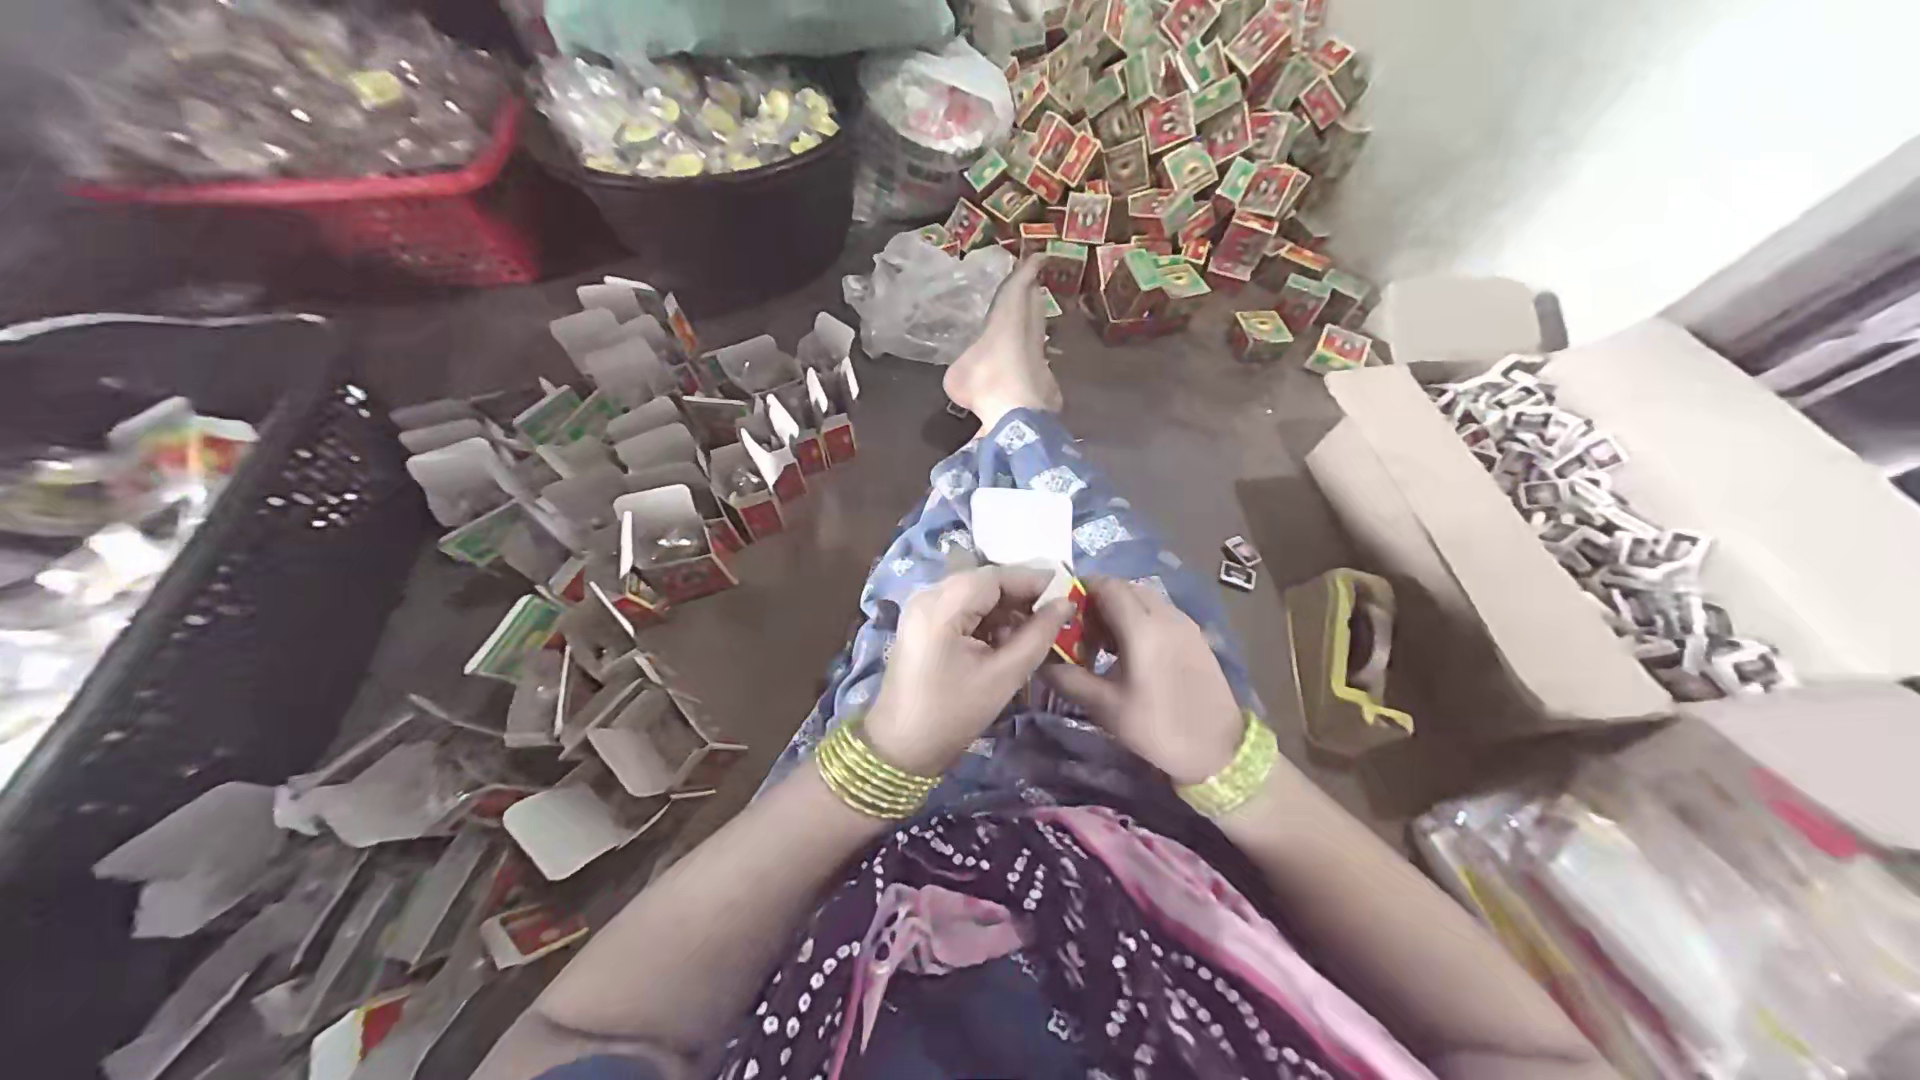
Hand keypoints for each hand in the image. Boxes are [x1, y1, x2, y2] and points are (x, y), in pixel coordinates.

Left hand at [863, 566, 1074, 775]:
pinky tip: (1004, 641)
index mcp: (941, 605)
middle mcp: (927, 596)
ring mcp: (921, 608)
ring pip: (973, 594)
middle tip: (1053, 617)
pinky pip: (960, 607)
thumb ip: (1038, 635)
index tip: (1067, 595)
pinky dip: (985, 619)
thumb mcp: (1004, 675)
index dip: (1034, 581)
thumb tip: (1065, 603)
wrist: (901, 747)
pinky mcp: (921, 623)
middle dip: (1020, 596)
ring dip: (1004, 609)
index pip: (995, 575)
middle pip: (983, 581)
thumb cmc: (953, 713)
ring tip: (1031, 634)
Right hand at [1043, 575, 1243, 784]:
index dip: (1080, 591)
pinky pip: (1160, 613)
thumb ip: (1068, 678)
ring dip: (1120, 611)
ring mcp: (1185, 623)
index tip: (1063, 615)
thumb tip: (1041, 660)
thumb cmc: (1157, 727)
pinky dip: (1140, 620)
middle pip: (1125, 588)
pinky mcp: (1196, 636)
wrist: (1219, 751)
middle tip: (1081, 633)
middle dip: (1098, 602)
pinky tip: (1132, 654)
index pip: (1106, 585)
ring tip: (1104, 646)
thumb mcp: (1104, 707)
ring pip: (1143, 599)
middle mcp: (1165, 615)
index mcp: (1142, 627)